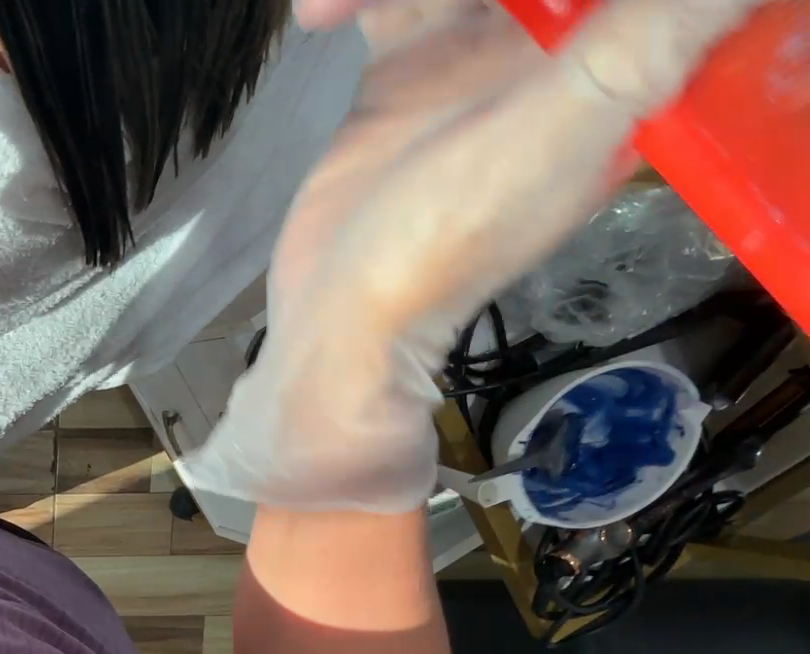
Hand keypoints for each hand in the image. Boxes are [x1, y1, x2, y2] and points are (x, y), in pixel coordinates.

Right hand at [179, 0, 765, 511]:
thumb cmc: (440, 246)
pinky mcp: (404, 75)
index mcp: (624, 52)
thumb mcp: (552, 141)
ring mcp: (474, 57)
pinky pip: (398, 3)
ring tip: (332, 7)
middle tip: (413, 2)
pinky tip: (317, 15)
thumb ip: (644, 41)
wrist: (336, 316)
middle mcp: (558, 45)